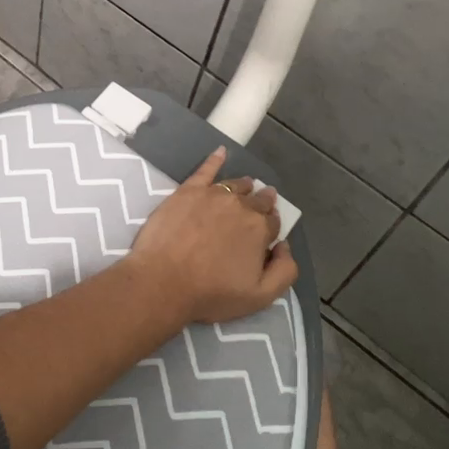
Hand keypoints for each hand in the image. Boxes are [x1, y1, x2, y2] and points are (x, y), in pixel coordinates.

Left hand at [123, 147, 298, 324]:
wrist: (164, 280)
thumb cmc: (212, 292)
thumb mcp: (260, 297)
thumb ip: (284, 271)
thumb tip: (285, 246)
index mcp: (259, 229)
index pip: (273, 222)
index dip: (271, 228)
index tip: (266, 232)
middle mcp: (240, 206)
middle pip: (257, 200)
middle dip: (262, 203)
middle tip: (261, 206)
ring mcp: (213, 194)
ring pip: (235, 185)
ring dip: (244, 187)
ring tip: (246, 187)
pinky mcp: (188, 190)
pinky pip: (206, 169)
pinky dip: (215, 159)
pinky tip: (220, 152)